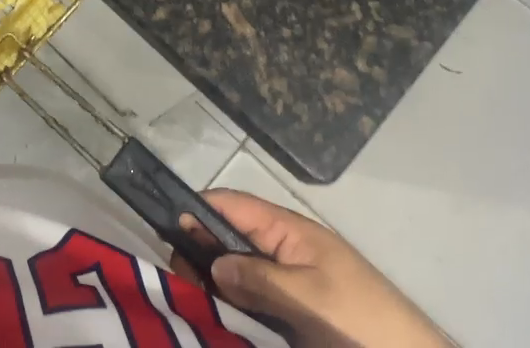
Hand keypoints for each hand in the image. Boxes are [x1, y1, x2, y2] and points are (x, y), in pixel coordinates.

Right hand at [171, 190, 450, 347]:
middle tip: (179, 283)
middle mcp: (284, 251)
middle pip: (226, 241)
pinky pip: (250, 303)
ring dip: (212, 287)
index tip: (167, 230)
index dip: (197, 210)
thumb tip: (211, 264)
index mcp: (289, 232)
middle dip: (199, 255)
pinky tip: (214, 321)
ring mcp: (288, 285)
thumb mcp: (308, 297)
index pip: (231, 205)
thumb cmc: (362, 324)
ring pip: (235, 275)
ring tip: (190, 305)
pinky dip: (231, 309)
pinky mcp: (291, 316)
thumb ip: (256, 277)